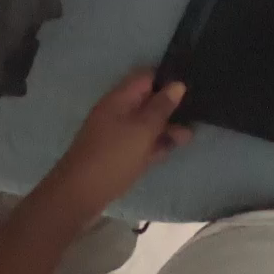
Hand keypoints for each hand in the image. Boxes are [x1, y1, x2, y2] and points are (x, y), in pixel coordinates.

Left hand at [28, 69, 191, 232]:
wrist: (78, 196)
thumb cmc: (113, 157)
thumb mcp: (143, 129)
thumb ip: (161, 106)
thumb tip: (177, 84)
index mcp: (120, 98)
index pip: (147, 77)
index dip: (168, 78)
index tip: (191, 86)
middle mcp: (117, 111)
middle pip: (147, 100)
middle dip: (170, 106)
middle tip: (195, 113)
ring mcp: (115, 134)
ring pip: (145, 123)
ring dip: (165, 127)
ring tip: (188, 136)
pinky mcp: (116, 154)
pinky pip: (139, 142)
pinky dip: (154, 143)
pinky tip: (172, 149)